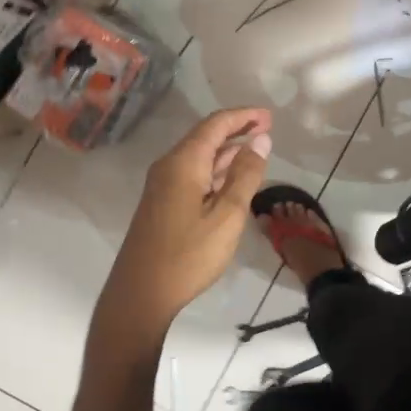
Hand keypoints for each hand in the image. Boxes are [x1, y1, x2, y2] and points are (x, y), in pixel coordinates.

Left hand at [98, 108, 273, 338]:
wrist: (140, 294)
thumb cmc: (188, 256)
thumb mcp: (227, 216)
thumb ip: (245, 175)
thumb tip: (260, 140)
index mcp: (184, 163)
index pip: (216, 124)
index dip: (244, 116)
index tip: (270, 117)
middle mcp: (169, 166)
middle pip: (205, 136)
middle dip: (236, 130)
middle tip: (267, 131)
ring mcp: (162, 185)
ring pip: (198, 156)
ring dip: (227, 151)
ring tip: (257, 152)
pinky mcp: (161, 203)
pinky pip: (192, 173)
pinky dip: (215, 169)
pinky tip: (232, 180)